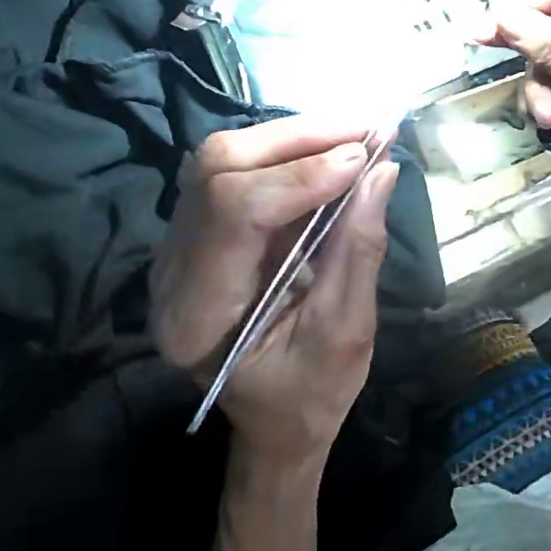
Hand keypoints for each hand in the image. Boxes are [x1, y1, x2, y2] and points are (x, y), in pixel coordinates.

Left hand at [151, 116, 400, 461]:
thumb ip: (358, 250)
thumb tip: (381, 168)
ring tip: (353, 136)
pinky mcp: (196, 228)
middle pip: (219, 167)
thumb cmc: (309, 397)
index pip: (233, 212)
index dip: (299, 176)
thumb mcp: (345, 334)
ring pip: (222, 156)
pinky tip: (326, 152)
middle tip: (366, 133)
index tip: (364, 159)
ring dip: (293, 137)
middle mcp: (170, 268)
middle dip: (298, 140)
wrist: (273, 418)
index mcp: (196, 315)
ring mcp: (175, 243)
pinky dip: (286, 151)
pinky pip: (233, 168)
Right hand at [480, 0, 550, 219]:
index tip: (513, 15)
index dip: (548, 2)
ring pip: (539, 63)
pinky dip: (536, 106)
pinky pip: (535, 90)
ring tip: (550, 117)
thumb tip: (502, 15)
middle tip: (484, 36)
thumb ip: (550, 47)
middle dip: (531, 48)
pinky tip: (549, 126)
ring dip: (538, 89)